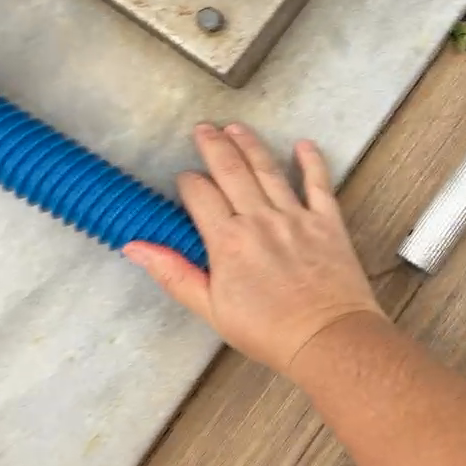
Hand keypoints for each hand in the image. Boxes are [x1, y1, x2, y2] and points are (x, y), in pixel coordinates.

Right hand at [124, 123, 385, 373]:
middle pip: (232, 170)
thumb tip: (136, 247)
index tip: (187, 179)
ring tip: (238, 128)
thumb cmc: (272, 332)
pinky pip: (319, 185)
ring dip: (251, 145)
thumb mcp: (213, 309)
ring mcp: (297, 219)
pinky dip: (312, 162)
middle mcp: (261, 221)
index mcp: (227, 241)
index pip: (199, 194)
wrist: (329, 338)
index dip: (189, 182)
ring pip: (269, 170)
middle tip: (205, 129)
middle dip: (214, 146)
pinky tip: (305, 145)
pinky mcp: (329, 224)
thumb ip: (175, 274)